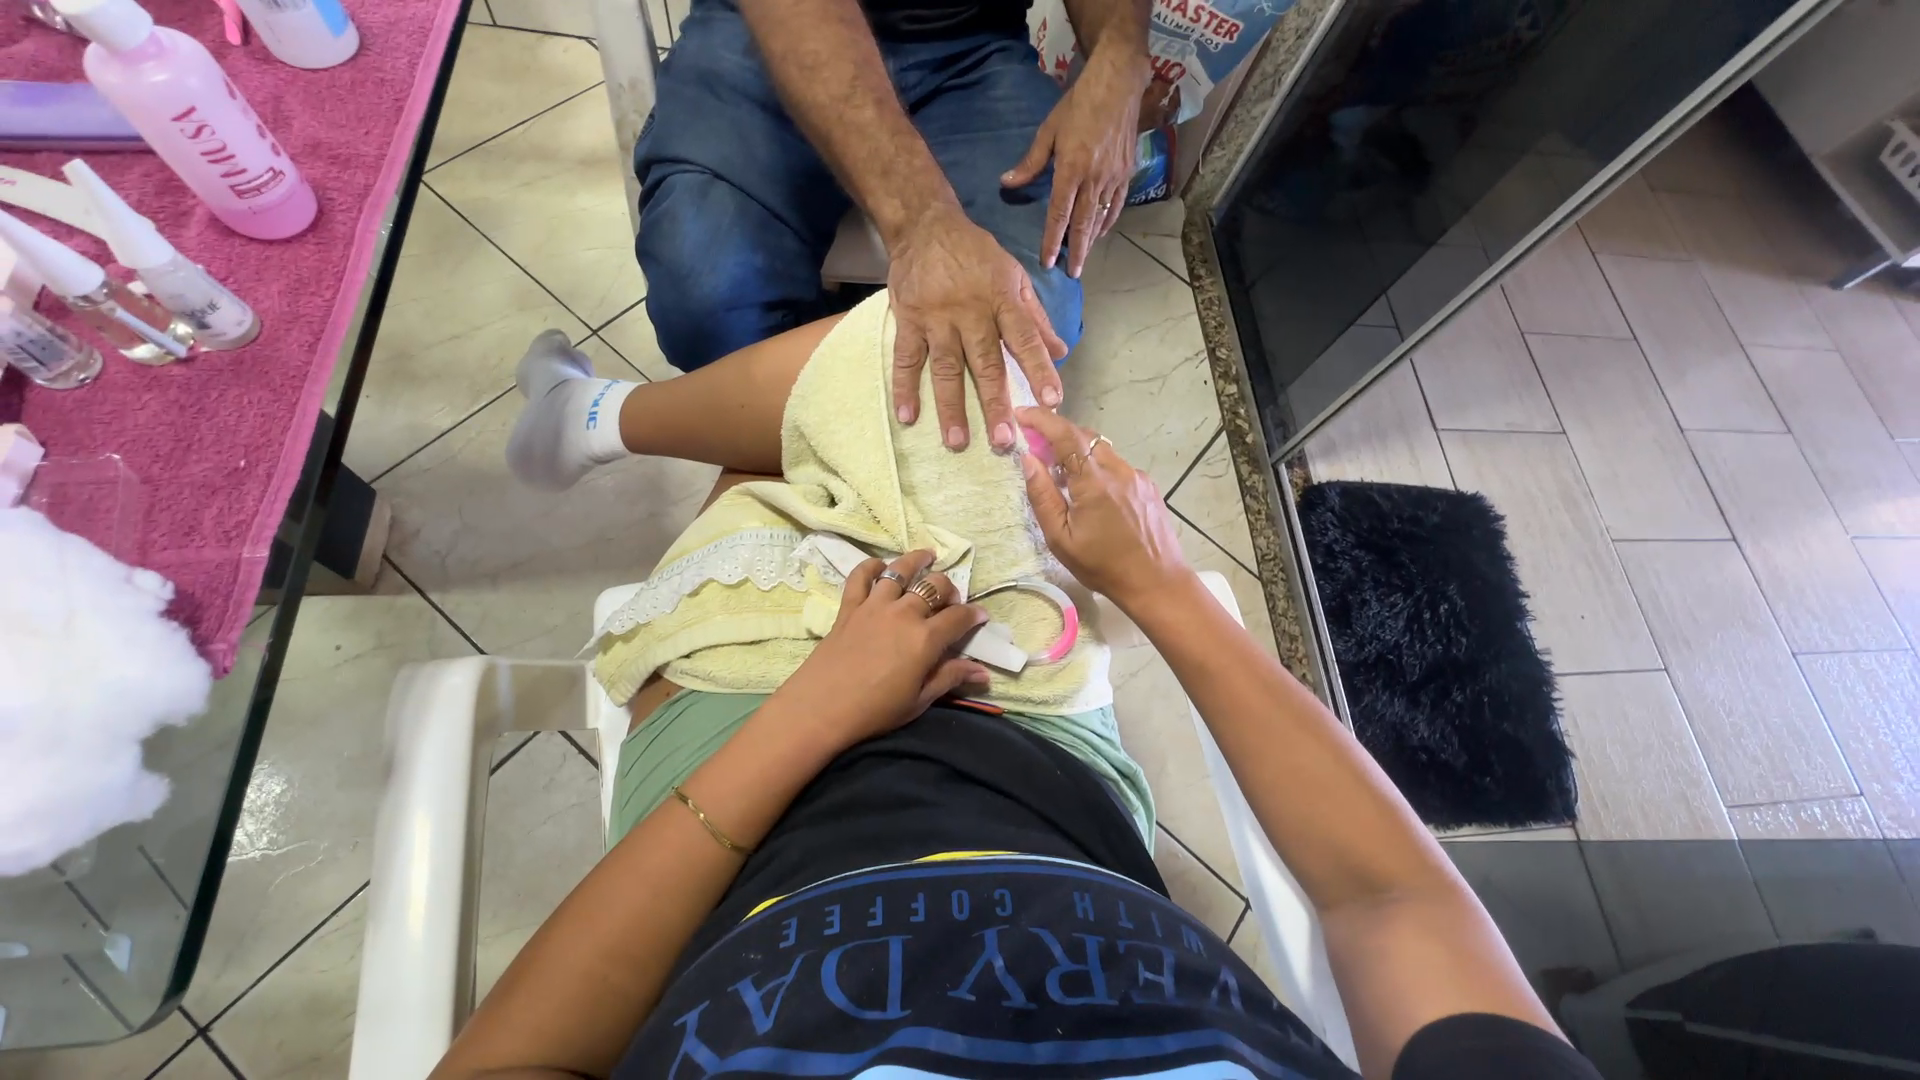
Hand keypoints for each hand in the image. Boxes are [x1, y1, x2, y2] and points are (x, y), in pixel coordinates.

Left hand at [775, 549, 991, 746]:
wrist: (821, 708)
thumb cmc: (875, 710)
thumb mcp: (919, 700)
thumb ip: (950, 678)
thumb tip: (983, 671)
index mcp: (925, 639)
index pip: (958, 617)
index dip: (973, 615)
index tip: (980, 617)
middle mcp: (903, 614)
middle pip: (934, 586)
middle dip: (949, 589)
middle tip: (951, 600)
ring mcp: (874, 606)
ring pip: (900, 571)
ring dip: (917, 561)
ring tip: (927, 556)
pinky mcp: (849, 607)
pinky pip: (860, 577)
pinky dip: (871, 566)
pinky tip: (880, 567)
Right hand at [889, 206, 1067, 452]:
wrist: (925, 225)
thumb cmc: (976, 255)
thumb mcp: (1014, 276)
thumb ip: (1036, 318)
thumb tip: (1060, 352)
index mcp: (1002, 300)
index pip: (1025, 339)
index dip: (1039, 370)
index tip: (1052, 401)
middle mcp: (970, 312)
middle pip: (985, 364)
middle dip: (995, 404)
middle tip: (1003, 440)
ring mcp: (936, 319)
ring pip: (946, 369)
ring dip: (951, 407)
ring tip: (957, 442)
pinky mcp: (908, 321)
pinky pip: (906, 359)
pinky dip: (905, 388)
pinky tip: (908, 417)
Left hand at [1002, 53, 1147, 278]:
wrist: (1118, 83)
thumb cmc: (1078, 104)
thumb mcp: (1049, 131)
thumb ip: (1030, 163)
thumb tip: (1006, 184)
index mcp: (1072, 169)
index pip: (1059, 214)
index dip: (1052, 240)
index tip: (1048, 261)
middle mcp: (1094, 179)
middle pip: (1083, 225)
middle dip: (1076, 252)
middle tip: (1072, 274)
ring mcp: (1113, 178)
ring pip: (1100, 219)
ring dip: (1091, 242)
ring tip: (1083, 260)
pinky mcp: (1126, 173)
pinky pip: (1116, 206)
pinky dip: (1107, 223)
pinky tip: (1100, 234)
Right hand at [1017, 405, 1193, 609]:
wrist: (1157, 583)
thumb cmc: (1103, 566)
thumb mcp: (1060, 538)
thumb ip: (1042, 496)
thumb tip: (1028, 460)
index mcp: (1093, 482)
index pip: (1065, 434)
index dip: (1041, 419)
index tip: (1022, 414)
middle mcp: (1118, 470)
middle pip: (1084, 436)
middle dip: (1058, 436)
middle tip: (1036, 449)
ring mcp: (1136, 476)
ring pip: (1102, 451)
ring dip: (1079, 454)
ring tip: (1062, 478)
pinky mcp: (1147, 487)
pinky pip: (1116, 467)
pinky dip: (1097, 469)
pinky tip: (1092, 496)